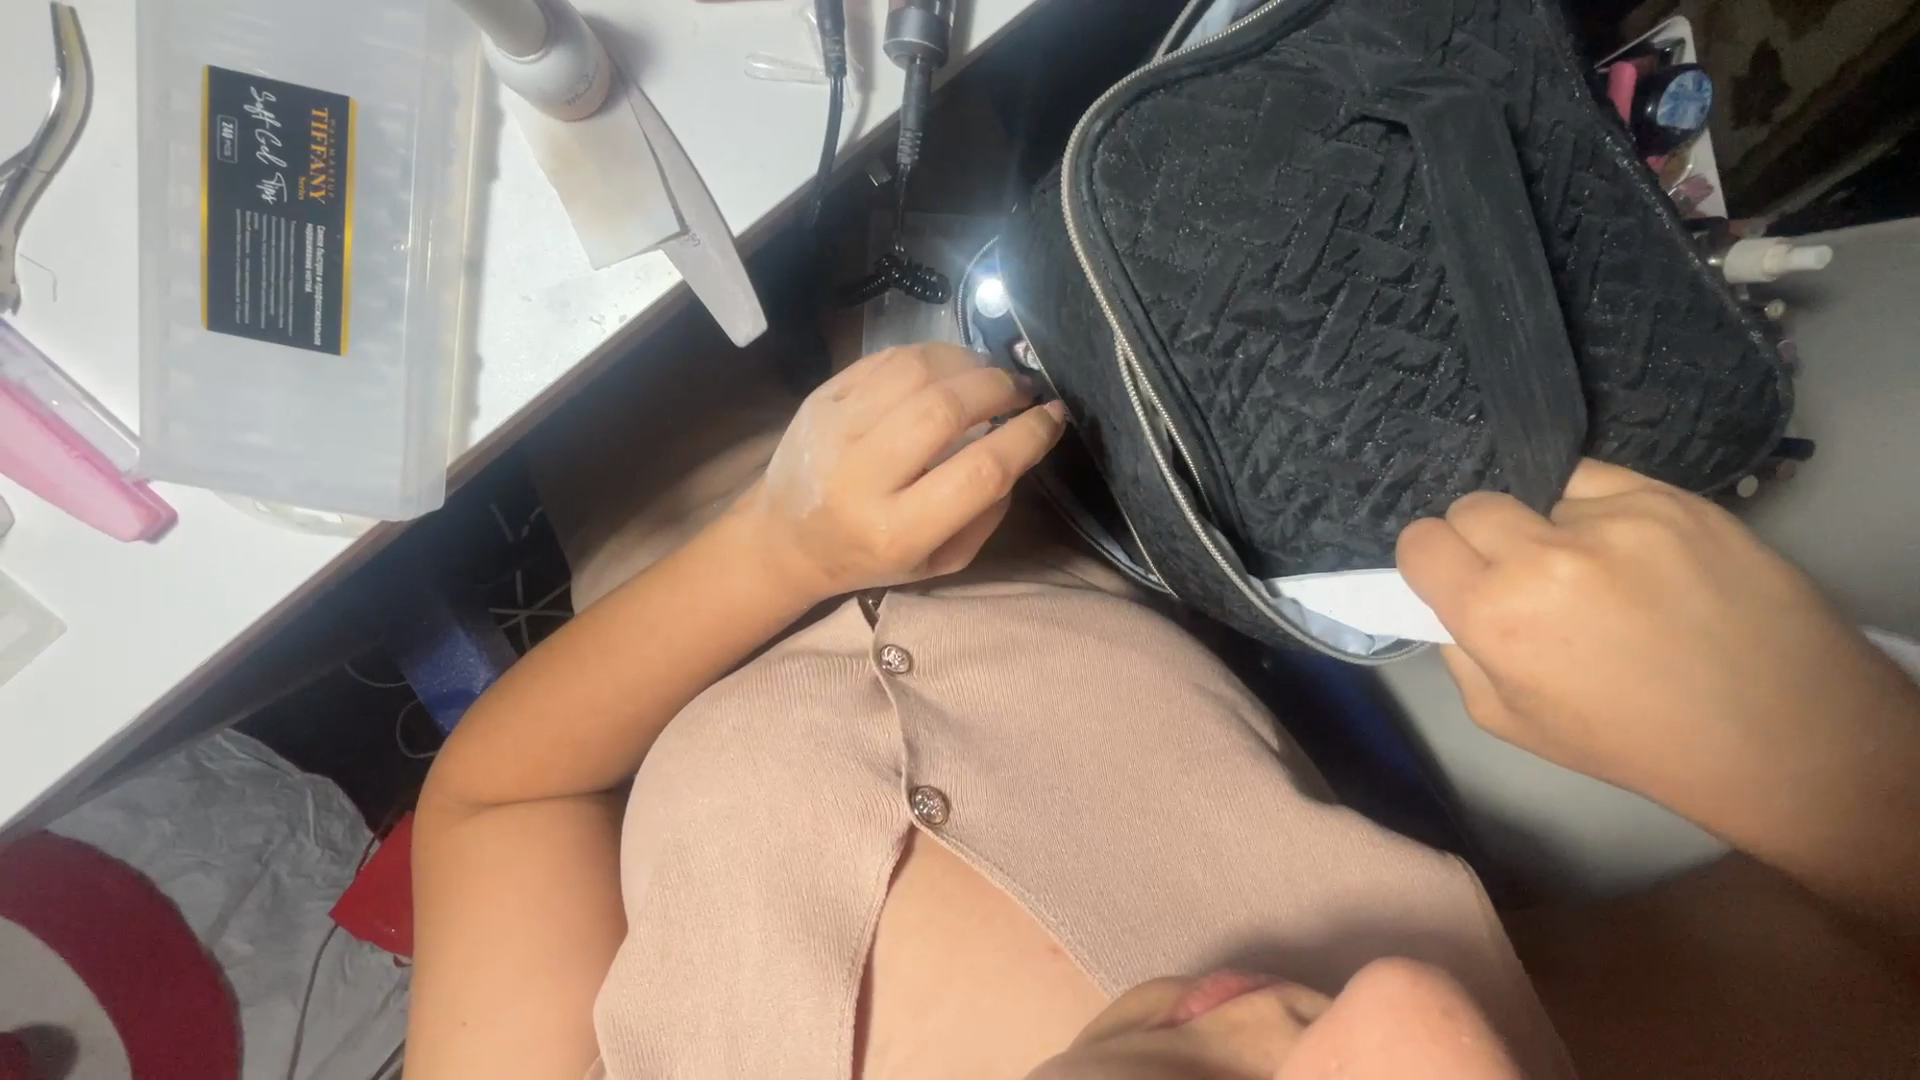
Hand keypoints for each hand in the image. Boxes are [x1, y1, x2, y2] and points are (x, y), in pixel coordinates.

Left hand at [737, 344, 1065, 604]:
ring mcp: (834, 429)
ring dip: (968, 363)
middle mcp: (861, 476)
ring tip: (989, 375)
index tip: (1053, 418)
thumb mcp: (938, 562)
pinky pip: (886, 358)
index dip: (1027, 437)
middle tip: (1022, 390)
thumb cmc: (871, 558)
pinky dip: (931, 355)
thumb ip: (985, 513)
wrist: (786, 539)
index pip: (978, 471)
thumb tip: (1017, 446)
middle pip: (945, 410)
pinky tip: (949, 369)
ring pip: (915, 371)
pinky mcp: (819, 397)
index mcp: (896, 530)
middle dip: (999, 388)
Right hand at [1395, 460, 1919, 818]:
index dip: (1428, 558)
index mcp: (1495, 614)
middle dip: (1480, 537)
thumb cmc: (1629, 739)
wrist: (1785, 737)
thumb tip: (1446, 599)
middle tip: (1517, 571)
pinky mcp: (1675, 501)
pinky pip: (1598, 482)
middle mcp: (1546, 557)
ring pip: (1537, 496)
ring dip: (1547, 527)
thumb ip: (1457, 650)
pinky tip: (1629, 551)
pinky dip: (1598, 511)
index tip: (1451, 574)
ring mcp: (1615, 522)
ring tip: (1596, 570)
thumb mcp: (1504, 718)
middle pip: (1470, 506)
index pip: (1419, 541)